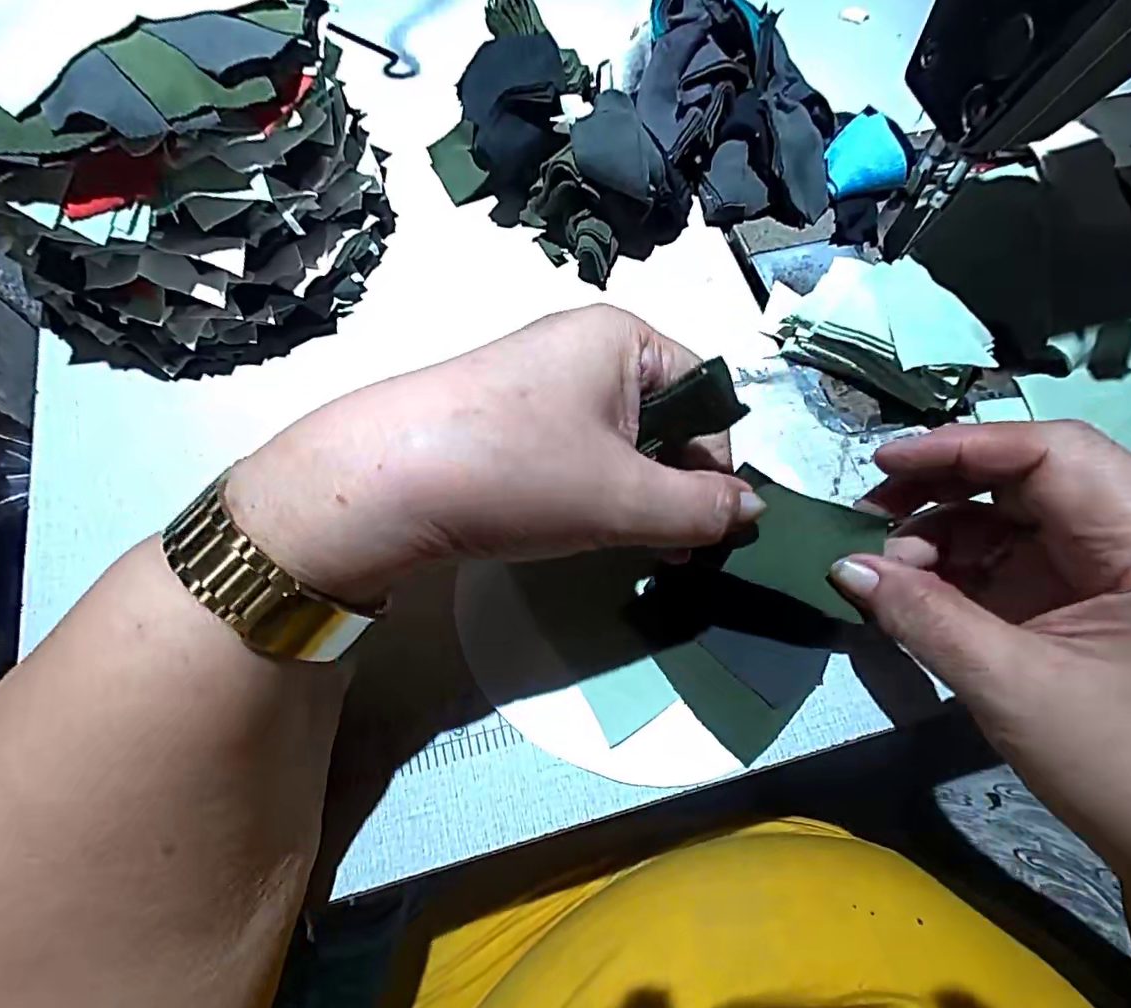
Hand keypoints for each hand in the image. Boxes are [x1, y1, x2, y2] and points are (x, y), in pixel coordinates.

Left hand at [226, 305, 763, 605]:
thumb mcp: (626, 498)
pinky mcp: (511, 415)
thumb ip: (703, 507)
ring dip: (643, 494)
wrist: (376, 487)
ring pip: (625, 439)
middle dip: (679, 484)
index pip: (706, 395)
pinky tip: (590, 526)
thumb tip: (754, 508)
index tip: (709, 519)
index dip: (716, 460)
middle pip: (667, 418)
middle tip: (676, 546)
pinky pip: (582, 447)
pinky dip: (600, 488)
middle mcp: (585, 346)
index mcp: (623, 339)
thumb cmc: (520, 474)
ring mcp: (543, 380)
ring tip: (638, 546)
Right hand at [831, 422, 1130, 940]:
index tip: (885, 460)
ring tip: (893, 568)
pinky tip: (924, 588)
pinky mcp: (1104, 602)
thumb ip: (925, 618)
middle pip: (1039, 480)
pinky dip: (970, 569)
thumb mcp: (1015, 690)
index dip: (963, 448)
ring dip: (953, 534)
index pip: (1057, 455)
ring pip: (1027, 519)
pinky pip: (1028, 561)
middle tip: (875, 512)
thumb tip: (845, 566)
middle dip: (948, 489)